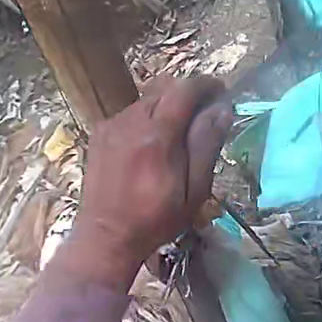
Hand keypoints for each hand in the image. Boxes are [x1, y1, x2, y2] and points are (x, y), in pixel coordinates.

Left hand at [50, 75, 231, 289]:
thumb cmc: (156, 219)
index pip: (185, 88)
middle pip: (164, 86)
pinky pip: (130, 113)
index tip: (221, 92)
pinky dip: (147, 118)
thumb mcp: (194, 190)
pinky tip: (151, 144)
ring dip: (167, 105)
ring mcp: (111, 125)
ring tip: (178, 132)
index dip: (206, 85)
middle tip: (204, 112)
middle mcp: (131, 122)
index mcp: (158, 136)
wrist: (105, 237)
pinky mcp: (99, 133)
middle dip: (188, 92)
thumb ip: (207, 144)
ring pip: (146, 98)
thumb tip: (222, 109)